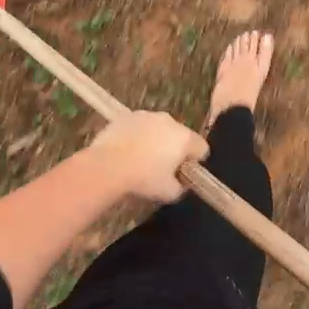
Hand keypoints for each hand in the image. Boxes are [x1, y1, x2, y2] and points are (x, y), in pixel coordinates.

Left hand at [86, 111, 206, 202]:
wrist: (107, 166)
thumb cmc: (143, 179)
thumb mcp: (169, 193)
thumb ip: (181, 187)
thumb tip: (180, 183)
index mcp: (184, 138)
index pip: (201, 148)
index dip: (195, 162)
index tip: (183, 173)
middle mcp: (169, 121)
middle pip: (180, 135)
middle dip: (174, 149)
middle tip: (162, 168)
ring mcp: (147, 115)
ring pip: (159, 129)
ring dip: (156, 140)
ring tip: (141, 159)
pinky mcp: (127, 116)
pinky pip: (139, 126)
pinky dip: (137, 136)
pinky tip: (127, 151)